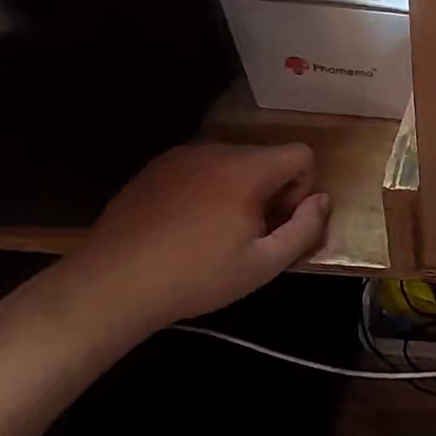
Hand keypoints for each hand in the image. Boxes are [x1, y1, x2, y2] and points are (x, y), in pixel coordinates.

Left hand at [46, 143, 329, 330]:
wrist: (112, 284)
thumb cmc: (197, 276)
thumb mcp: (266, 263)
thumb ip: (306, 227)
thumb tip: (322, 199)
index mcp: (246, 169)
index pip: (300, 154)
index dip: (303, 188)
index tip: (279, 222)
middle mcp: (214, 151)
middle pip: (266, 158)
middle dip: (271, 191)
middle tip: (251, 234)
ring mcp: (180, 157)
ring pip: (233, 164)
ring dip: (240, 190)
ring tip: (218, 233)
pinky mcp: (154, 169)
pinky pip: (201, 169)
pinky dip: (208, 190)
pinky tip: (188, 227)